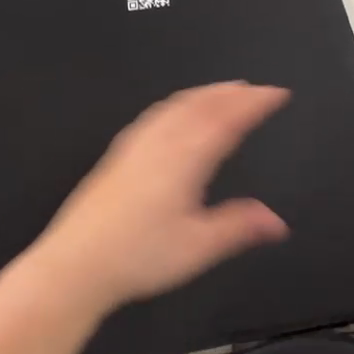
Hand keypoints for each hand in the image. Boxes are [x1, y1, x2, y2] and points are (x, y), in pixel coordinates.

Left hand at [26, 83, 291, 311]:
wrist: (75, 264)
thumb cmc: (137, 256)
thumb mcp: (198, 247)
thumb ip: (239, 228)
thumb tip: (276, 222)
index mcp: (185, 158)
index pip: (228, 119)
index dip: (255, 103)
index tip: (278, 93)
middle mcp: (161, 142)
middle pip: (203, 104)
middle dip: (234, 93)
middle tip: (258, 88)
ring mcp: (137, 144)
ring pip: (178, 105)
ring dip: (207, 93)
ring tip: (225, 91)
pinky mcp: (119, 153)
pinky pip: (158, 113)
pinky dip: (179, 102)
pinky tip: (177, 111)